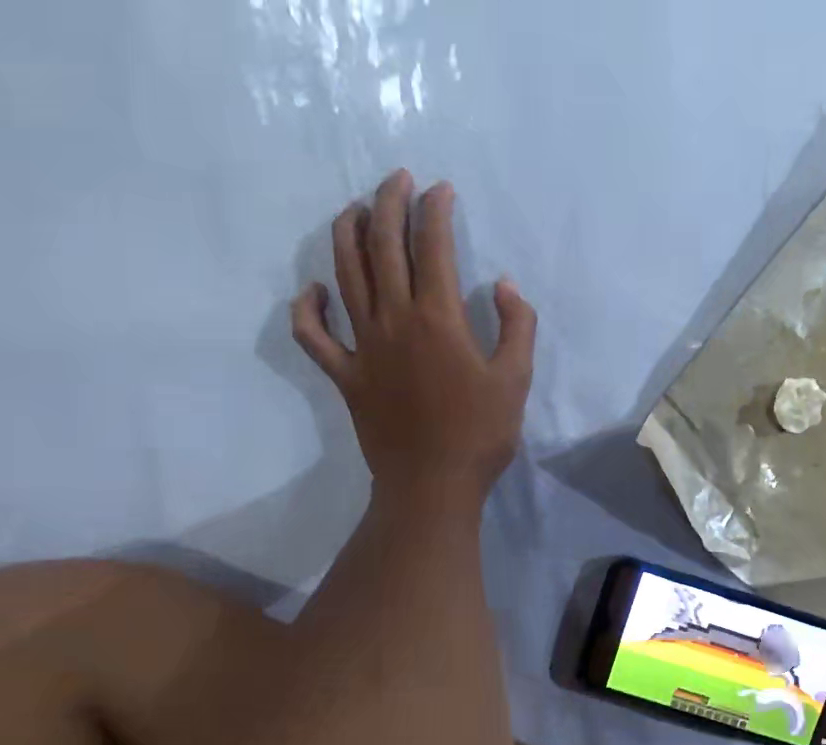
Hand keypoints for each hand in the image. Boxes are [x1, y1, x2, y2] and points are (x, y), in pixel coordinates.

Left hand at [291, 169, 537, 512]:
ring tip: (355, 209)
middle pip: (383, 247)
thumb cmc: (481, 433)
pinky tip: (315, 290)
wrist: (432, 483)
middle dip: (388, 204)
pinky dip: (308, 308)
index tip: (441, 190)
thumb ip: (516, 326)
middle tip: (397, 180)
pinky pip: (314, 334)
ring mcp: (363, 346)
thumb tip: (503, 284)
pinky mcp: (345, 375)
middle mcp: (393, 319)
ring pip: (345, 274)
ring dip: (348, 234)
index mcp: (438, 318)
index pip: (432, 247)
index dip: (435, 211)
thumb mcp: (516, 379)